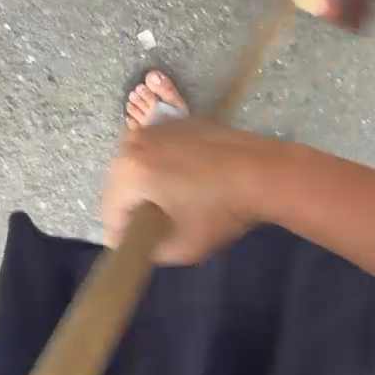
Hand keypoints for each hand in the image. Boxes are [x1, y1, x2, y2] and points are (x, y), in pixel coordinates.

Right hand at [100, 119, 275, 263]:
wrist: (265, 172)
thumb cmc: (222, 210)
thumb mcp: (183, 248)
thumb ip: (150, 252)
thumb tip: (142, 247)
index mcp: (128, 170)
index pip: (110, 214)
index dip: (122, 239)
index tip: (137, 253)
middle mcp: (133, 141)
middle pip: (120, 187)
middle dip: (134, 211)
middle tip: (155, 232)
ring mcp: (156, 127)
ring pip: (137, 168)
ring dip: (148, 190)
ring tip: (173, 209)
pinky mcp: (178, 122)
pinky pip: (158, 154)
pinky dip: (164, 170)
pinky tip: (187, 185)